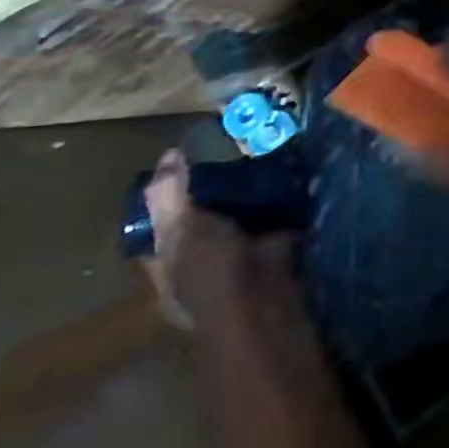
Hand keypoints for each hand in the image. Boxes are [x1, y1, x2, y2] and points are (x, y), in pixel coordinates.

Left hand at [141, 150, 298, 329]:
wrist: (266, 296)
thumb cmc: (211, 271)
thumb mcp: (181, 229)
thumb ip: (171, 194)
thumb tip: (169, 154)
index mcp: (168, 265)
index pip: (160, 227)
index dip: (168, 197)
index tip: (186, 162)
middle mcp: (202, 263)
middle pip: (205, 219)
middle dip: (219, 190)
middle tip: (233, 151)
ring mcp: (241, 257)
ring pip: (242, 217)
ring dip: (253, 193)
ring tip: (264, 153)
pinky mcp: (276, 248)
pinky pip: (276, 218)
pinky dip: (282, 200)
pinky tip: (288, 173)